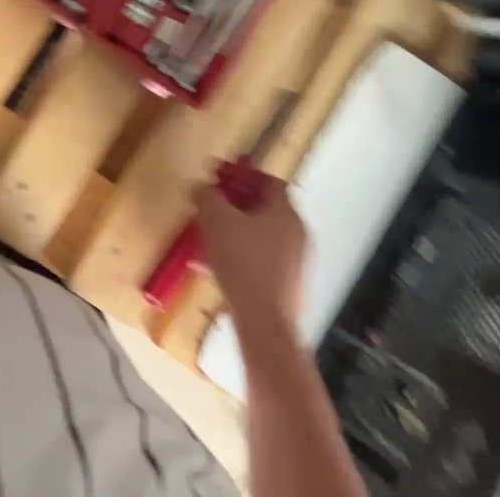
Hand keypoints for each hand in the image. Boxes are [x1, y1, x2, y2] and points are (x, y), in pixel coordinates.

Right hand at [192, 168, 307, 335]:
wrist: (265, 324)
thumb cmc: (242, 263)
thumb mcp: (215, 220)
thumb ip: (206, 196)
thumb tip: (201, 187)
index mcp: (286, 212)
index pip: (268, 180)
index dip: (243, 174)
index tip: (218, 177)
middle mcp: (298, 233)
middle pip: (265, 208)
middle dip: (235, 205)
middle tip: (210, 208)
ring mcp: (298, 261)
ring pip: (263, 234)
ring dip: (237, 230)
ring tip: (209, 239)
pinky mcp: (290, 285)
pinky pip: (264, 258)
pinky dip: (243, 254)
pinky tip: (221, 266)